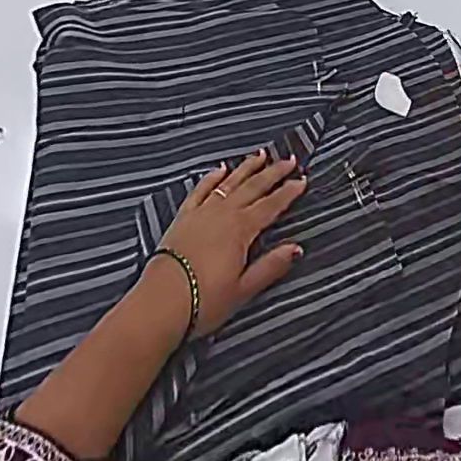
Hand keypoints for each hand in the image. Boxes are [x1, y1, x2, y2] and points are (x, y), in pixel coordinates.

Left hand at [155, 150, 306, 336]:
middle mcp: (224, 213)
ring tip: (260, 155)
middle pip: (254, 187)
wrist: (158, 305)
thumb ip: (271, 265)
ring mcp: (202, 213)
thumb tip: (296, 248)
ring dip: (246, 168)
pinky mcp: (183, 218)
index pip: (272, 205)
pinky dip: (211, 178)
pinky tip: (219, 170)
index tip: (302, 179)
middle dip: (274, 172)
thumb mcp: (244, 288)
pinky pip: (200, 191)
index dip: (289, 192)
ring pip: (230, 183)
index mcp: (242, 229)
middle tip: (289, 160)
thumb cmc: (204, 301)